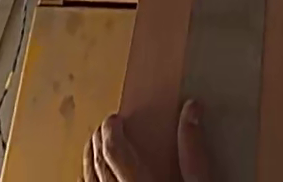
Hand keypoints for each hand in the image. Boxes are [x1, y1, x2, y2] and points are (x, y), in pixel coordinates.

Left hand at [82, 102, 211, 181]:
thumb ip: (193, 152)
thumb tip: (190, 109)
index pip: (113, 150)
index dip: (111, 129)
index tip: (116, 118)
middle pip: (97, 165)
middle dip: (98, 141)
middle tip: (106, 127)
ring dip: (89, 162)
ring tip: (95, 148)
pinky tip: (93, 181)